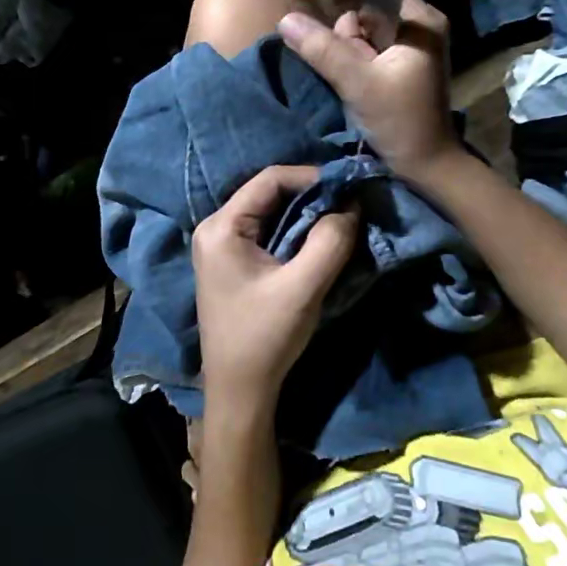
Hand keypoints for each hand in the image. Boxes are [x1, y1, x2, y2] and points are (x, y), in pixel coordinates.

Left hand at [192, 165, 359, 423]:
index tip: (348, 188)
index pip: (270, 179)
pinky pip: (268, 232)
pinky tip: (318, 242)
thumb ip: (330, 242)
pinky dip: (296, 232)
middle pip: (269, 193)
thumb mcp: (303, 287)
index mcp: (222, 227)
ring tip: (340, 222)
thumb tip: (351, 204)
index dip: (312, 177)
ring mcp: (221, 246)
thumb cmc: (265, 337)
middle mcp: (215, 228)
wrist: (239, 388)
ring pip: (271, 213)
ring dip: (306, 215)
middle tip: (349, 205)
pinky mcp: (233, 263)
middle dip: (312, 196)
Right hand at [277, 0, 462, 181]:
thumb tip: (285, 19)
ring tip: (353, 82)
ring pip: (361, 27)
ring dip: (345, 49)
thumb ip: (322, 49)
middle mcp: (418, 23)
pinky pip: (365, 47)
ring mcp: (410, 44)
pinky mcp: (400, 63)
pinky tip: (353, 83)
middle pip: (364, 2)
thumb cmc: (401, 124)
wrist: (428, 167)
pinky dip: (351, 59)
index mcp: (419, 19)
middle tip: (340, 64)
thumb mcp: (358, 84)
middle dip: (342, 29)